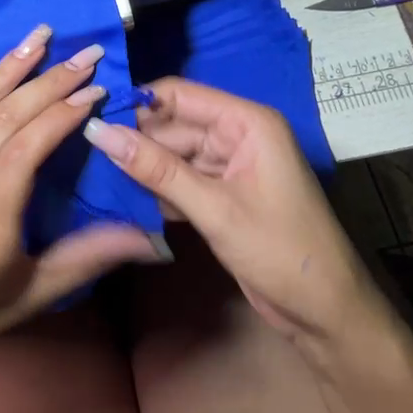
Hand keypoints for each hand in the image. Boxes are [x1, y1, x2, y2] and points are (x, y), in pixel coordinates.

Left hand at [0, 27, 163, 360]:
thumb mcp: (37, 293)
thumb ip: (89, 257)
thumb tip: (150, 239)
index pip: (27, 149)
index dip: (62, 114)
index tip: (93, 89)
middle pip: (1, 120)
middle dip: (46, 82)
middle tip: (83, 54)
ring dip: (2, 70)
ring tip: (37, 38)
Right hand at [82, 77, 380, 339]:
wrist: (327, 316)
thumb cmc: (282, 252)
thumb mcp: (215, 209)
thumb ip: (156, 170)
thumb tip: (99, 133)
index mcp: (247, 122)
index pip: (178, 95)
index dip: (135, 103)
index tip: (90, 115)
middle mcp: (237, 134)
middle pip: (171, 124)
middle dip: (134, 139)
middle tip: (85, 151)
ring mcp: (229, 165)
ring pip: (171, 153)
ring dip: (141, 166)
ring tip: (95, 173)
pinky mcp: (222, 193)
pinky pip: (179, 178)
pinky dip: (156, 187)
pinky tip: (123, 197)